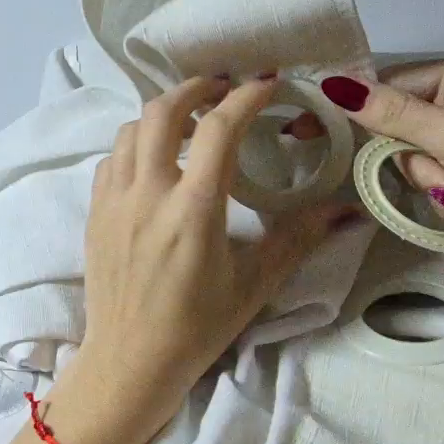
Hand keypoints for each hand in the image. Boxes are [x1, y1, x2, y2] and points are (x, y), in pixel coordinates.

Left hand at [51, 75, 356, 443]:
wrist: (129, 361)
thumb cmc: (196, 327)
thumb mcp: (254, 284)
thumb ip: (298, 238)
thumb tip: (349, 209)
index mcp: (192, 208)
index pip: (218, 129)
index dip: (245, 97)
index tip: (267, 83)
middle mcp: (147, 194)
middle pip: (161, 112)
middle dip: (194, 88)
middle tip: (221, 88)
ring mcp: (113, 201)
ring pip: (129, 131)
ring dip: (159, 114)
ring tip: (187, 119)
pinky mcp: (94, 214)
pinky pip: (110, 160)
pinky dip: (132, 144)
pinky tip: (152, 160)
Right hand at [318, 51, 443, 278]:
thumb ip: (394, 113)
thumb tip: (334, 84)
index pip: (393, 81)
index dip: (354, 106)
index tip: (306, 127)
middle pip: (400, 119)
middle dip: (410, 156)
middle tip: (441, 179)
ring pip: (413, 152)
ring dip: (429, 179)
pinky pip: (434, 171)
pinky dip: (443, 190)